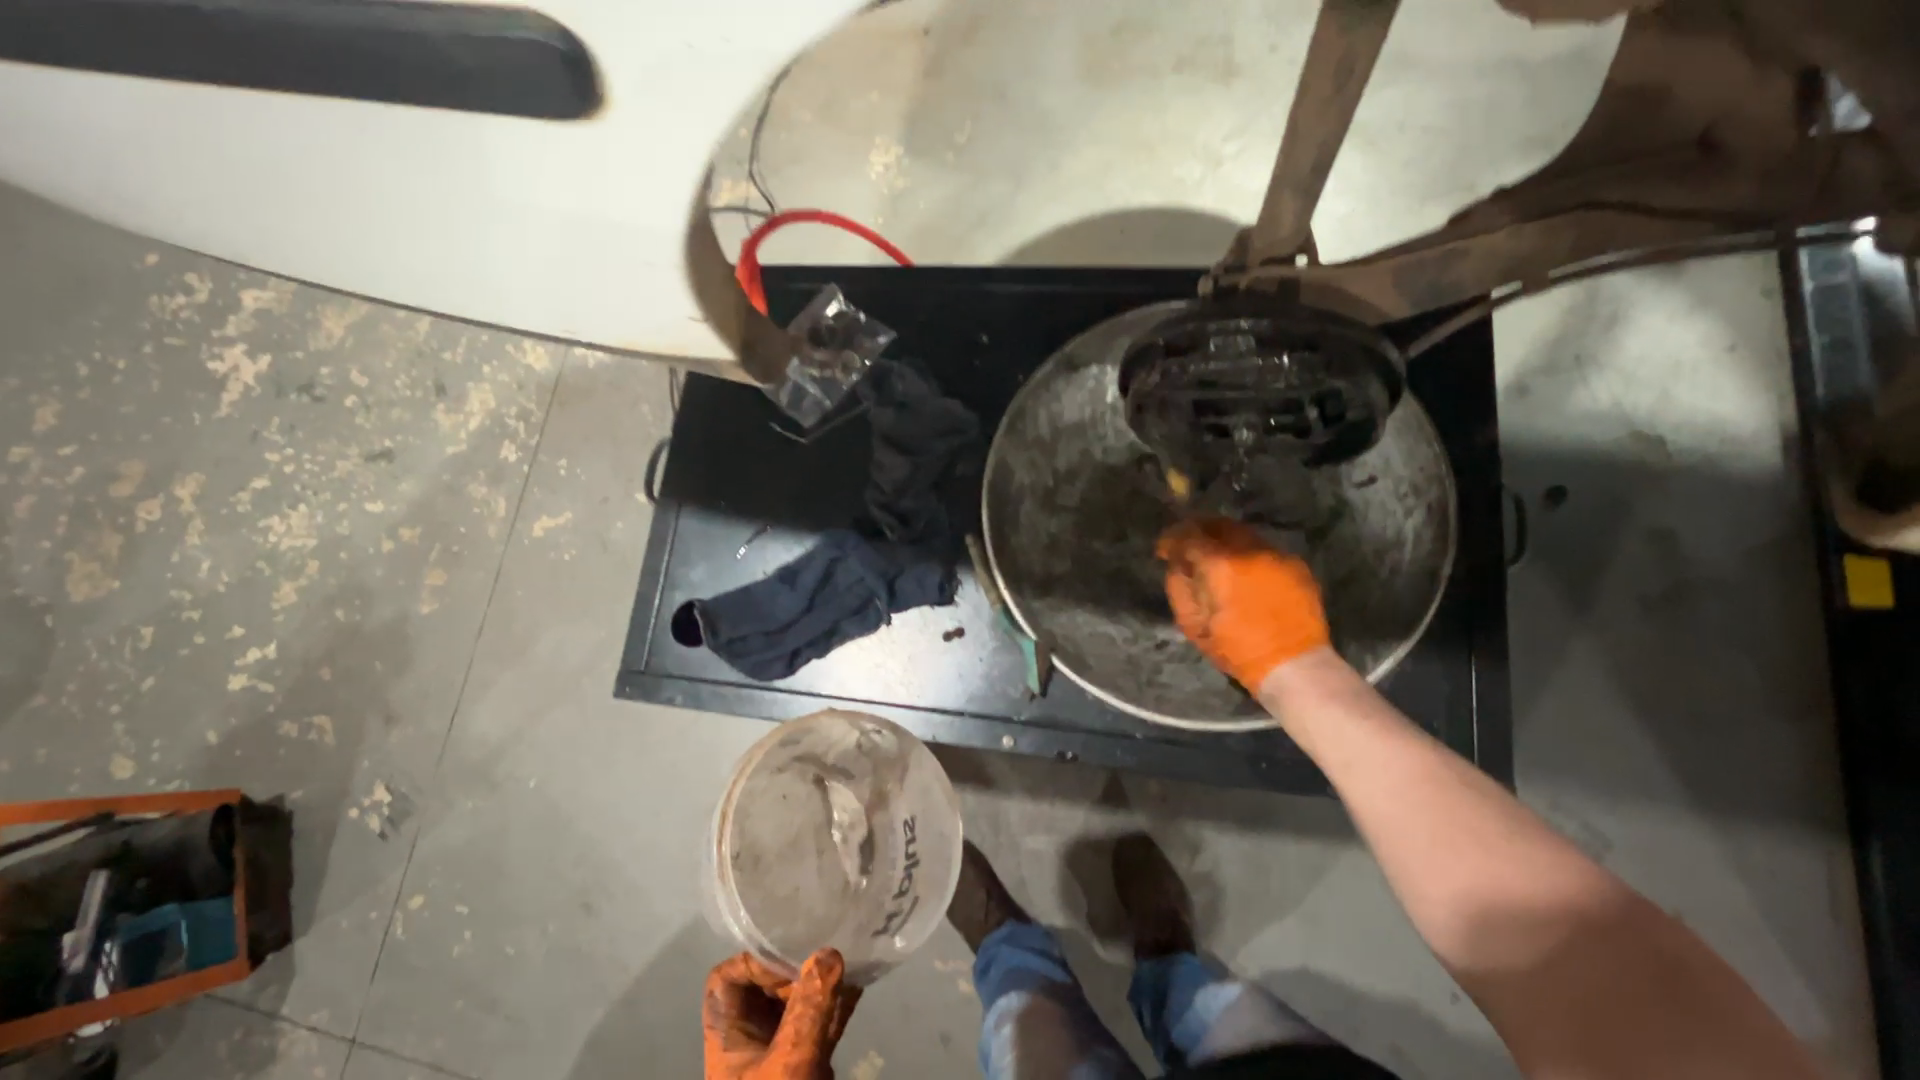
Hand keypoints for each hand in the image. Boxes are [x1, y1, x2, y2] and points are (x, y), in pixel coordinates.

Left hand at [703, 949, 860, 1079]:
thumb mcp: (790, 1067)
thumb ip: (809, 1013)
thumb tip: (828, 953)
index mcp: (726, 1034)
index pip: (729, 979)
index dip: (756, 962)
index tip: (793, 963)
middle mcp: (750, 1037)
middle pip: (766, 986)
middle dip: (797, 969)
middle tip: (829, 959)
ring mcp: (779, 1052)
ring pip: (799, 1003)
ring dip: (823, 985)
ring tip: (850, 961)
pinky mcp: (807, 1067)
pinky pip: (822, 1024)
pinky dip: (838, 1005)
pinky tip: (858, 984)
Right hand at [1155, 518, 1330, 689]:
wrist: (1293, 665)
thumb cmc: (1237, 650)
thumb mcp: (1193, 624)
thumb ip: (1179, 586)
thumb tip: (1178, 564)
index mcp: (1220, 564)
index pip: (1189, 535)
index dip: (1171, 538)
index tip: (1164, 549)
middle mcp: (1250, 550)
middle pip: (1219, 524)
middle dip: (1200, 531)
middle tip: (1189, 545)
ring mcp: (1277, 555)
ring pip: (1245, 534)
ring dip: (1226, 541)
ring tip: (1218, 559)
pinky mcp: (1297, 565)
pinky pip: (1266, 550)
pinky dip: (1250, 555)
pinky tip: (1247, 574)